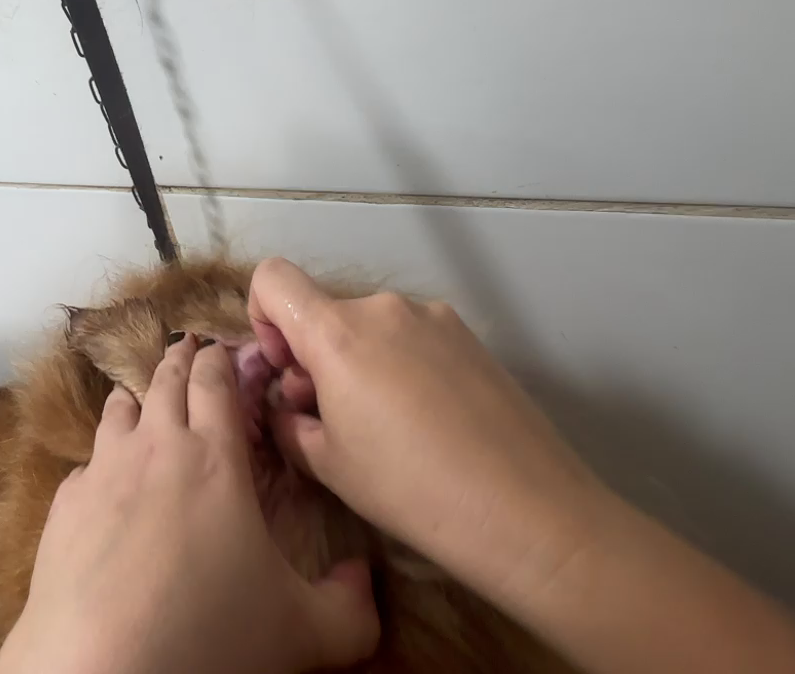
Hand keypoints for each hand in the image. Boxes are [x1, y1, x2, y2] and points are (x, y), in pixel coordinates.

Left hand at [0, 332, 378, 673]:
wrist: (102, 672)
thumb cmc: (211, 636)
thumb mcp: (304, 630)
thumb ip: (349, 603)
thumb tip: (364, 577)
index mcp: (214, 457)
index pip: (215, 379)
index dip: (220, 357)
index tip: (225, 349)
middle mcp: (155, 447)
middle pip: (165, 379)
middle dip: (180, 359)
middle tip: (188, 349)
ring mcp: (103, 471)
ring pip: (119, 409)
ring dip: (137, 397)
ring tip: (145, 398)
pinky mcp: (65, 504)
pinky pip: (87, 463)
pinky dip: (102, 459)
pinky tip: (107, 479)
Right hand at [248, 258, 607, 605]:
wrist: (531, 516)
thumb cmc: (413, 492)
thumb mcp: (327, 465)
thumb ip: (289, 420)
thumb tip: (292, 403)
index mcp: (337, 332)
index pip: (273, 277)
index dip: (263, 315)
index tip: (287, 367)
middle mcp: (382, 308)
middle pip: (324, 311)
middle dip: (315, 355)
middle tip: (336, 417)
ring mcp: (432, 316)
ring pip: (368, 326)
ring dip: (359, 361)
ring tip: (390, 425)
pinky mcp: (468, 335)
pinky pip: (410, 336)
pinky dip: (400, 364)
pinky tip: (429, 419)